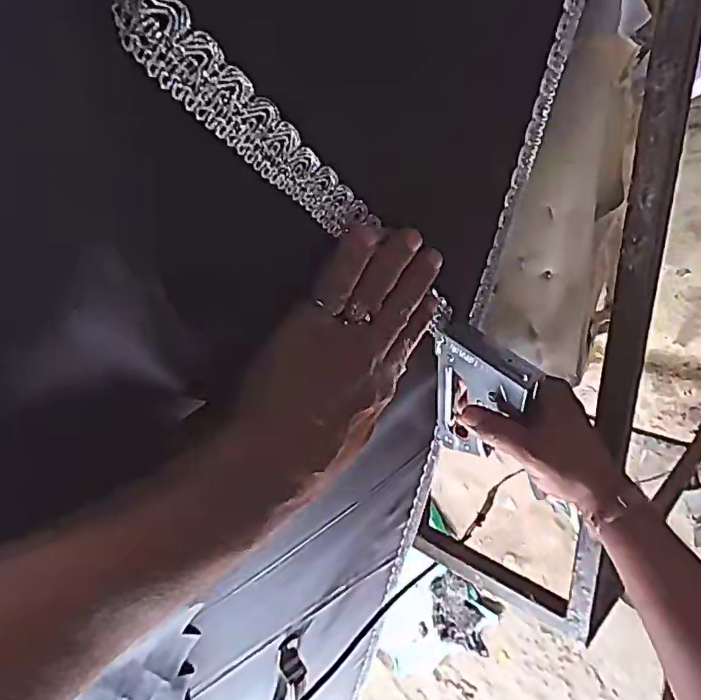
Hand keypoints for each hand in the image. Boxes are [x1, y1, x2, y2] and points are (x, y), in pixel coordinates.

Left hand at [229, 223, 441, 494]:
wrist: (270, 465)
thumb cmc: (302, 465)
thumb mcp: (348, 445)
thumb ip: (360, 416)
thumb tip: (361, 408)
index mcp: (377, 393)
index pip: (406, 347)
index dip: (420, 321)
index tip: (429, 304)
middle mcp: (370, 363)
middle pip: (400, 314)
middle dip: (417, 282)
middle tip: (429, 258)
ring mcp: (344, 342)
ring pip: (378, 294)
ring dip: (395, 262)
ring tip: (408, 239)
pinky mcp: (311, 327)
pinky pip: (338, 282)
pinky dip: (353, 255)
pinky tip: (364, 234)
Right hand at [459, 379, 632, 518]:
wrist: (597, 492)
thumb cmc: (574, 468)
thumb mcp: (524, 447)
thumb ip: (493, 429)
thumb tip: (469, 415)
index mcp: (550, 391)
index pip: (506, 377)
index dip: (481, 388)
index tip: (465, 399)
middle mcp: (554, 397)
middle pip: (509, 394)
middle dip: (488, 408)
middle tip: (470, 420)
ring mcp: (555, 413)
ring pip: (515, 410)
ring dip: (499, 422)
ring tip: (486, 433)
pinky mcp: (554, 429)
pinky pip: (524, 423)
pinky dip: (511, 431)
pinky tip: (506, 444)